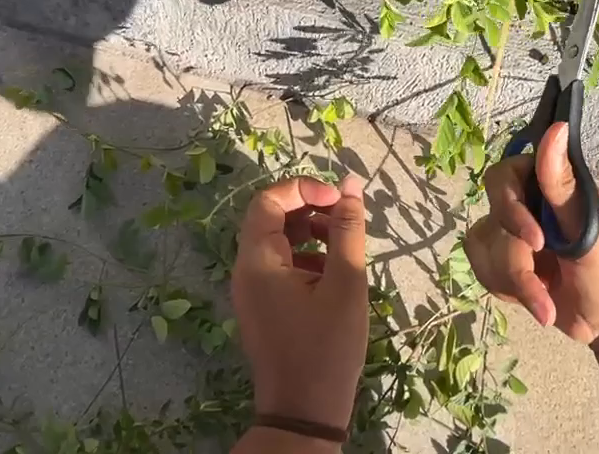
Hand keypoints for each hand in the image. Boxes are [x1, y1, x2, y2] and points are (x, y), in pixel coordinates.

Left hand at [232, 174, 369, 433]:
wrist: (305, 415)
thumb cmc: (327, 347)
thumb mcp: (346, 281)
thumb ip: (348, 229)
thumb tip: (351, 185)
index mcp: (258, 262)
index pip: (269, 200)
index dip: (304, 188)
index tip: (339, 199)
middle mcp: (247, 271)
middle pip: (272, 217)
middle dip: (310, 207)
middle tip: (345, 216)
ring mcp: (253, 290)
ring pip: (278, 239)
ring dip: (310, 229)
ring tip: (344, 242)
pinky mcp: (264, 305)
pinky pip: (280, 263)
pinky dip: (306, 253)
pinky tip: (333, 270)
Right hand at [466, 123, 598, 345]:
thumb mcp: (590, 230)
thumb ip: (562, 184)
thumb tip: (557, 126)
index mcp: (553, 185)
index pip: (507, 175)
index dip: (510, 206)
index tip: (536, 241)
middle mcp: (530, 202)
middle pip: (492, 211)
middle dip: (512, 254)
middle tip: (539, 279)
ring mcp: (515, 234)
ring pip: (484, 244)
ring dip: (514, 281)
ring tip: (545, 304)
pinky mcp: (506, 263)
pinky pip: (481, 266)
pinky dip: (506, 290)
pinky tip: (536, 303)